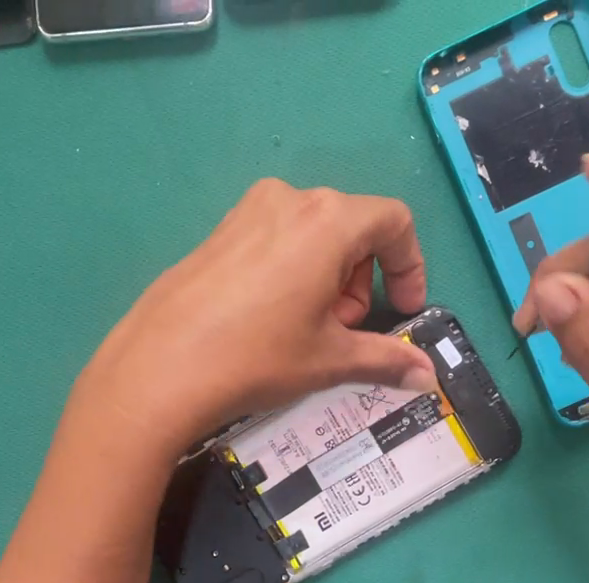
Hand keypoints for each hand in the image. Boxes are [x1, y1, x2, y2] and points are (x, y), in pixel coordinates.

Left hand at [72, 179, 440, 461]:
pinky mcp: (218, 231)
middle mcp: (290, 199)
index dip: (410, 266)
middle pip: (352, 228)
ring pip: (312, 234)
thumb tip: (427, 376)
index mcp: (328, 220)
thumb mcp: (329, 359)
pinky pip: (275, 240)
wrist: (161, 367)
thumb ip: (386, 359)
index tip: (402, 310)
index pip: (394, 222)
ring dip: (327, 278)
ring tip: (305, 330)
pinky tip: (267, 320)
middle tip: (343, 331)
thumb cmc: (258, 357)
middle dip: (361, 280)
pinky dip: (292, 272)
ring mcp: (247, 211)